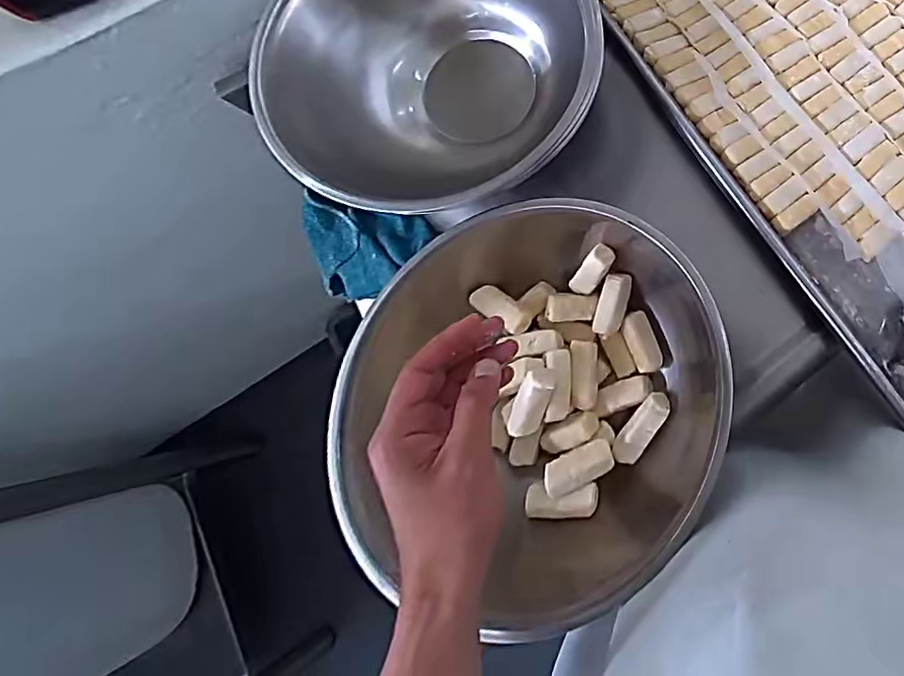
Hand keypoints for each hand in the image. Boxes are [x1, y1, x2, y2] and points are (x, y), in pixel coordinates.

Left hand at [369, 315, 516, 607]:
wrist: (449, 577)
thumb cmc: (451, 526)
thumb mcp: (466, 457)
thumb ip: (474, 405)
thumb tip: (486, 366)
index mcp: (396, 434)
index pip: (419, 371)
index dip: (449, 342)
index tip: (479, 325)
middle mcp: (403, 435)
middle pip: (433, 377)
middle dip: (466, 350)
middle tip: (499, 332)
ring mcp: (421, 444)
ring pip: (448, 390)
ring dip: (476, 368)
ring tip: (508, 350)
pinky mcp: (439, 454)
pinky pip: (458, 410)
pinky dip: (479, 391)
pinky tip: (500, 380)